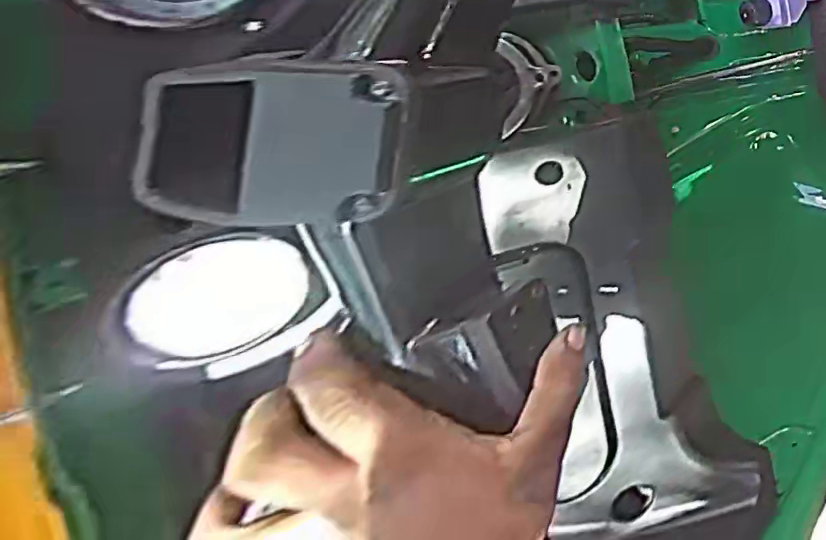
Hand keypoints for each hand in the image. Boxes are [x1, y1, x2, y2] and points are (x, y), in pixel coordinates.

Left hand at [190, 326, 586, 539]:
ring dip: (230, 481)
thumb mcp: (538, 458)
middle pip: (265, 448)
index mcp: (398, 456)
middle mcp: (335, 503)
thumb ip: (553, 391)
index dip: (322, 358)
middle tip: (289, 388)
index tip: (323, 342)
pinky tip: (239, 526)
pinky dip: (223, 533)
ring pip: (223, 517)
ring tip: (248, 462)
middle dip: (270, 408)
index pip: (338, 393)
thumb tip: (567, 340)